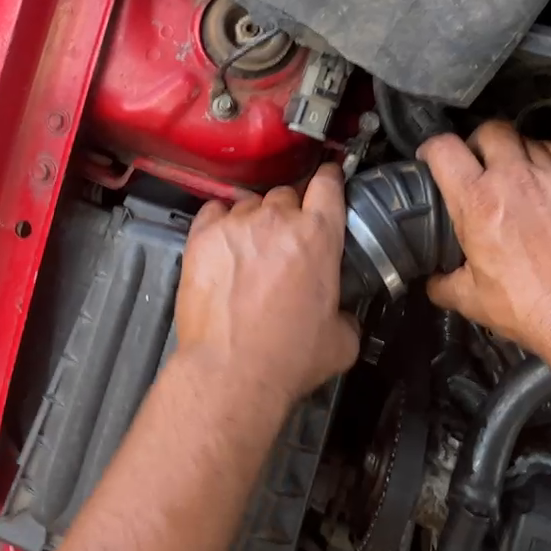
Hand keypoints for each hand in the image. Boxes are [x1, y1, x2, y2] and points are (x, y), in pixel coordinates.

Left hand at [174, 164, 360, 410]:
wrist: (231, 371)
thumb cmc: (288, 357)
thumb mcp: (340, 341)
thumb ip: (346, 315)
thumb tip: (344, 316)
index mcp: (318, 235)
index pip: (327, 184)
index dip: (328, 179)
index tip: (327, 181)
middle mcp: (277, 219)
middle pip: (286, 194)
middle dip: (288, 214)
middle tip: (284, 243)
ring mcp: (237, 223)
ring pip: (250, 204)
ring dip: (254, 221)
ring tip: (250, 251)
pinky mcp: (203, 235)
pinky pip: (214, 211)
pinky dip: (220, 223)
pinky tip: (223, 246)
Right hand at [420, 119, 550, 367]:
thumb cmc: (533, 308)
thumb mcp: (471, 299)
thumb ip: (444, 283)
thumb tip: (435, 281)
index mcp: (477, 201)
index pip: (444, 149)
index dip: (432, 148)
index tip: (433, 156)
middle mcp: (514, 179)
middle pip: (490, 130)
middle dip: (480, 141)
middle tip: (480, 161)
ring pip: (527, 139)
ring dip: (516, 151)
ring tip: (516, 172)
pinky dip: (550, 159)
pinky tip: (548, 178)